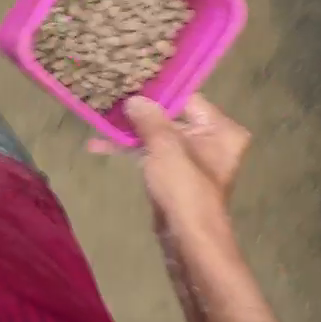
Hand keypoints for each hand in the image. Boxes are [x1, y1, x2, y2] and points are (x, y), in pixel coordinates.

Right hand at [91, 94, 250, 242]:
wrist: (187, 235)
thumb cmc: (184, 187)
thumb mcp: (165, 146)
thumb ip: (149, 119)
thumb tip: (135, 99)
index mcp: (221, 129)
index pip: (187, 99)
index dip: (158, 93)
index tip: (129, 85)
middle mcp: (212, 140)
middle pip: (170, 117)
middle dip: (137, 114)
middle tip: (110, 102)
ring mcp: (193, 157)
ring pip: (157, 135)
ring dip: (129, 132)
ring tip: (99, 123)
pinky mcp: (175, 173)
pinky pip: (152, 152)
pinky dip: (131, 149)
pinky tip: (100, 146)